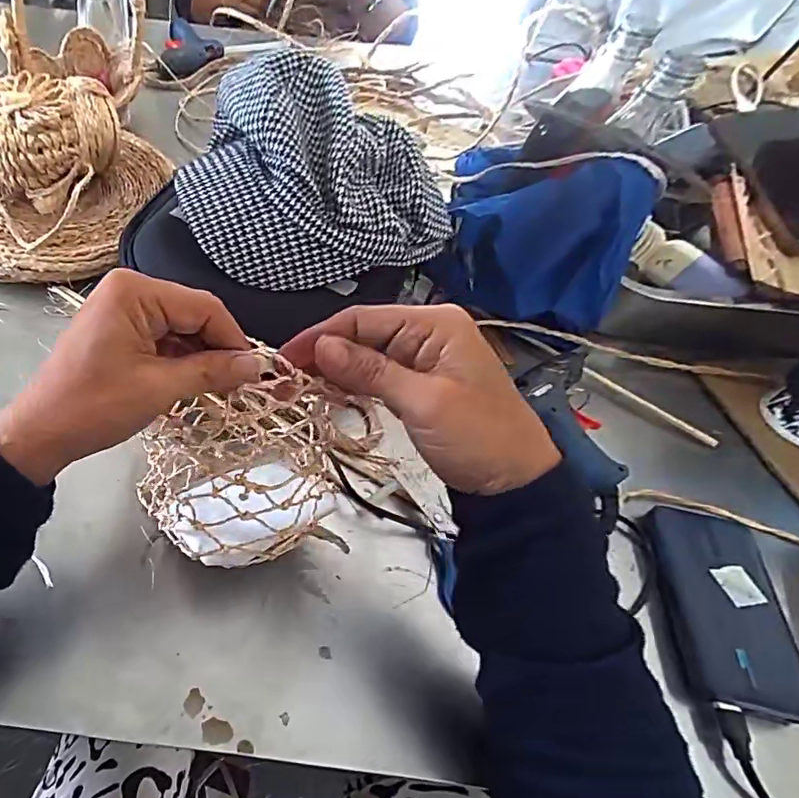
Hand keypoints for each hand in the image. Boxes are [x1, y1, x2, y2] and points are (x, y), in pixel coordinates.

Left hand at [0, 270, 265, 484]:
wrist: (41, 432)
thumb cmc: (93, 406)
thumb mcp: (159, 388)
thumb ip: (211, 372)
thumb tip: (255, 366)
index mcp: (134, 292)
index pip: (204, 307)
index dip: (234, 339)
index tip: (254, 372)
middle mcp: (128, 291)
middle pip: (193, 315)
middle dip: (217, 350)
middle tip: (239, 385)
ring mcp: (121, 310)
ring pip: (180, 330)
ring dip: (200, 359)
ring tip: (217, 390)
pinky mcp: (118, 331)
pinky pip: (161, 340)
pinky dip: (179, 362)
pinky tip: (192, 384)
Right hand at [281, 305, 558, 495]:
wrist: (515, 478)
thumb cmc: (479, 437)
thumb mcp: (423, 402)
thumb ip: (371, 371)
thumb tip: (322, 347)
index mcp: (434, 324)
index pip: (363, 319)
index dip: (319, 337)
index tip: (284, 360)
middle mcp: (427, 333)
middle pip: (361, 335)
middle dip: (322, 355)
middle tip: (283, 382)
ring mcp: (424, 359)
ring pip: (366, 357)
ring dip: (333, 371)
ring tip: (298, 390)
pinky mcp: (420, 384)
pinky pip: (377, 376)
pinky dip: (352, 385)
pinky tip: (329, 395)